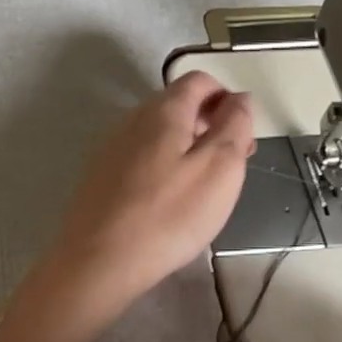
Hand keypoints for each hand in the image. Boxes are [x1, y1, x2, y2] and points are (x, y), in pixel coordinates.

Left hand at [44, 71, 252, 310]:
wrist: (98, 261)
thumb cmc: (168, 216)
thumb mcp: (219, 169)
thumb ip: (234, 127)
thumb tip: (240, 98)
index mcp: (162, 111)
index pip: (199, 80)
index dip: (227, 98)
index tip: (243, 133)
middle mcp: (131, 120)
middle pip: (177, 105)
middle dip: (210, 124)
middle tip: (233, 163)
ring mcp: (111, 148)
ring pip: (158, 133)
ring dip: (187, 147)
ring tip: (205, 186)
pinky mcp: (100, 177)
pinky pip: (140, 157)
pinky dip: (164, 166)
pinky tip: (170, 201)